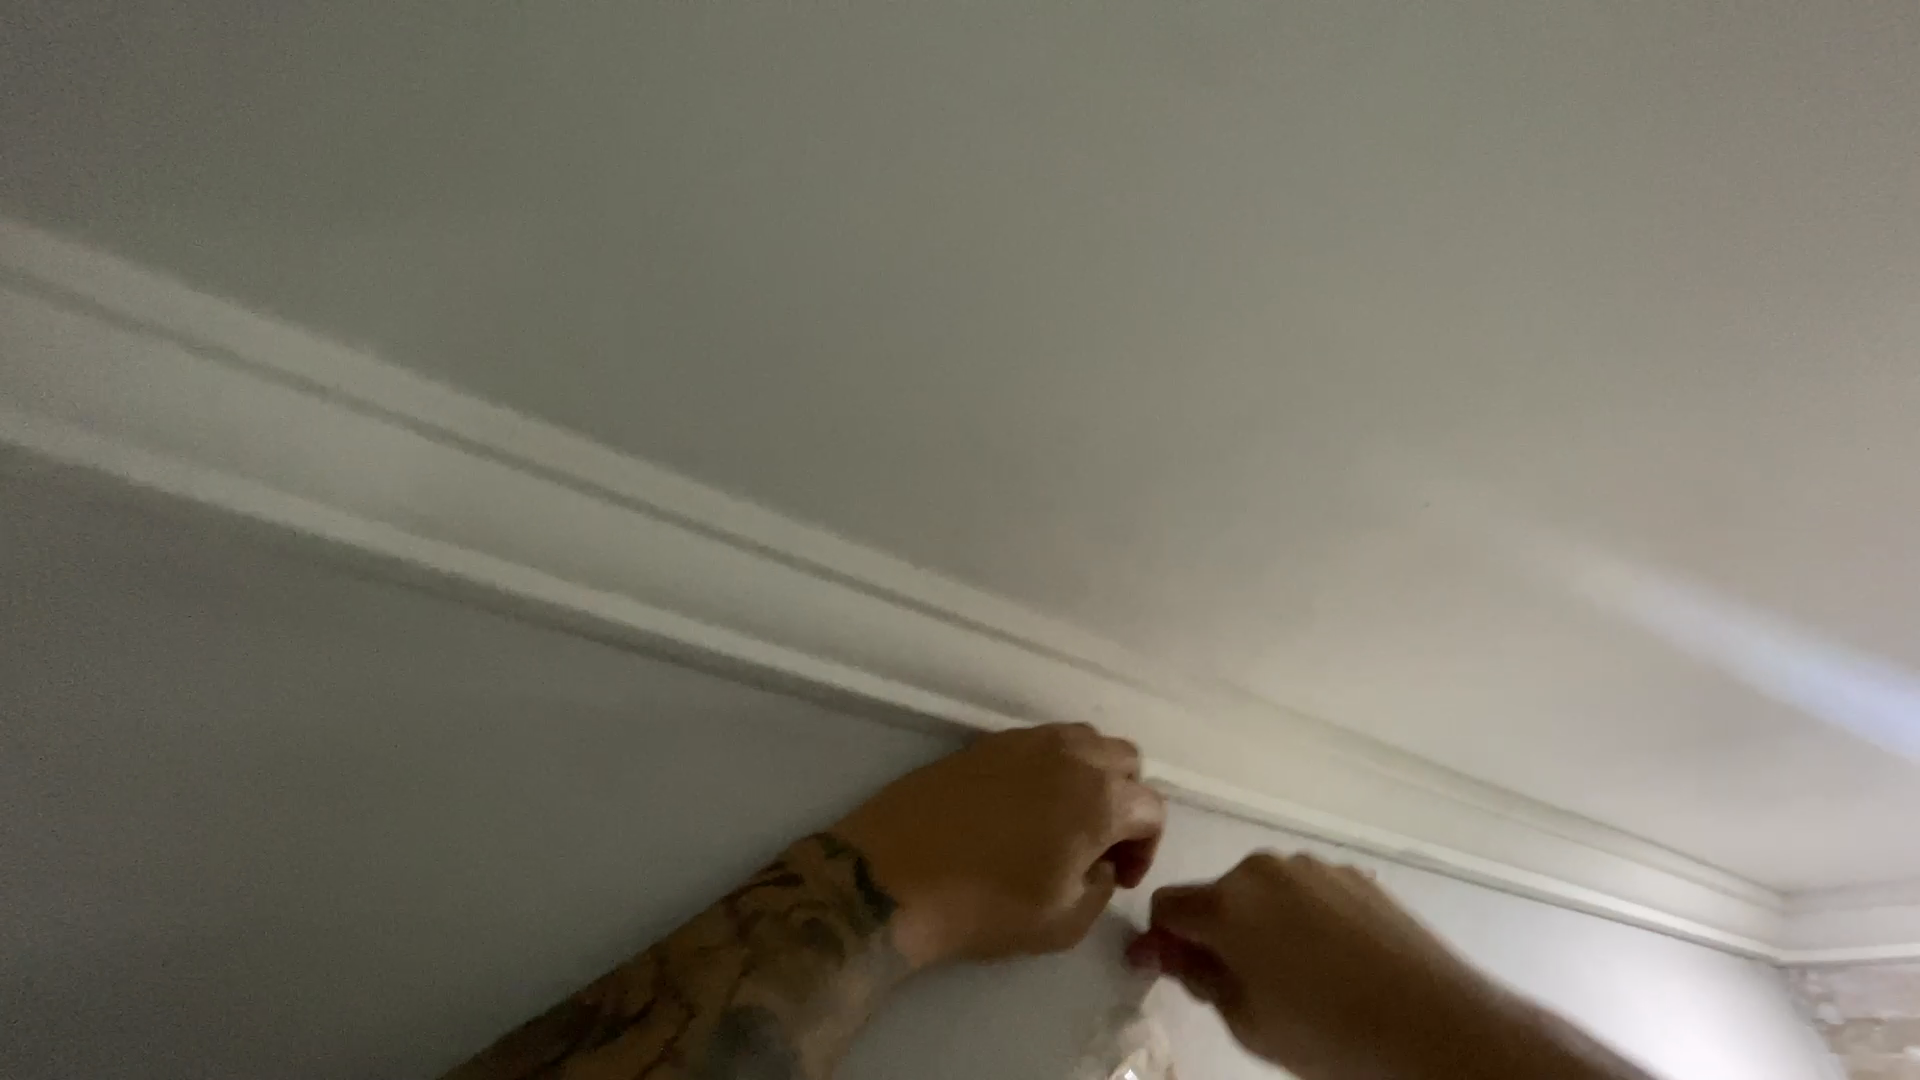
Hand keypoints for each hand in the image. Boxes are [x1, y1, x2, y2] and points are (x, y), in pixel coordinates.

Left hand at [833, 723, 1165, 968]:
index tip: (1116, 876)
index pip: (1152, 808)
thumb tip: (1098, 863)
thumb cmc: (986, 904)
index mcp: (1099, 797)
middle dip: (1125, 799)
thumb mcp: (1064, 921)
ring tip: (1063, 818)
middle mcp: (1070, 754)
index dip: (1145, 847)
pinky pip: (1040, 741)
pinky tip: (1023, 804)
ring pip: (1083, 740)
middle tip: (1097, 843)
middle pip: (1124, 760)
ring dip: (1090, 774)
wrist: (896, 875)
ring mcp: (1026, 740)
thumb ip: (1100, 887)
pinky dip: (1051, 765)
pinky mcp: (988, 741)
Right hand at [1128, 852, 1509, 1079]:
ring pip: (1265, 892)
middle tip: (1251, 984)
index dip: (1163, 940)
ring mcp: (1311, 866)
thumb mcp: (1248, 1024)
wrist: (1440, 1027)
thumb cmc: (1331, 1035)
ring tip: (1307, 975)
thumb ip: (1198, 978)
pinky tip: (1342, 961)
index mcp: (1226, 902)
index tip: (1177, 971)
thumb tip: (1169, 952)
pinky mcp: (1353, 874)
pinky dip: (1307, 918)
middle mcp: (1261, 869)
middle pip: (1217, 896)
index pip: (1166, 906)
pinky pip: (1308, 892)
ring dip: (1264, 923)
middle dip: (1220, 933)